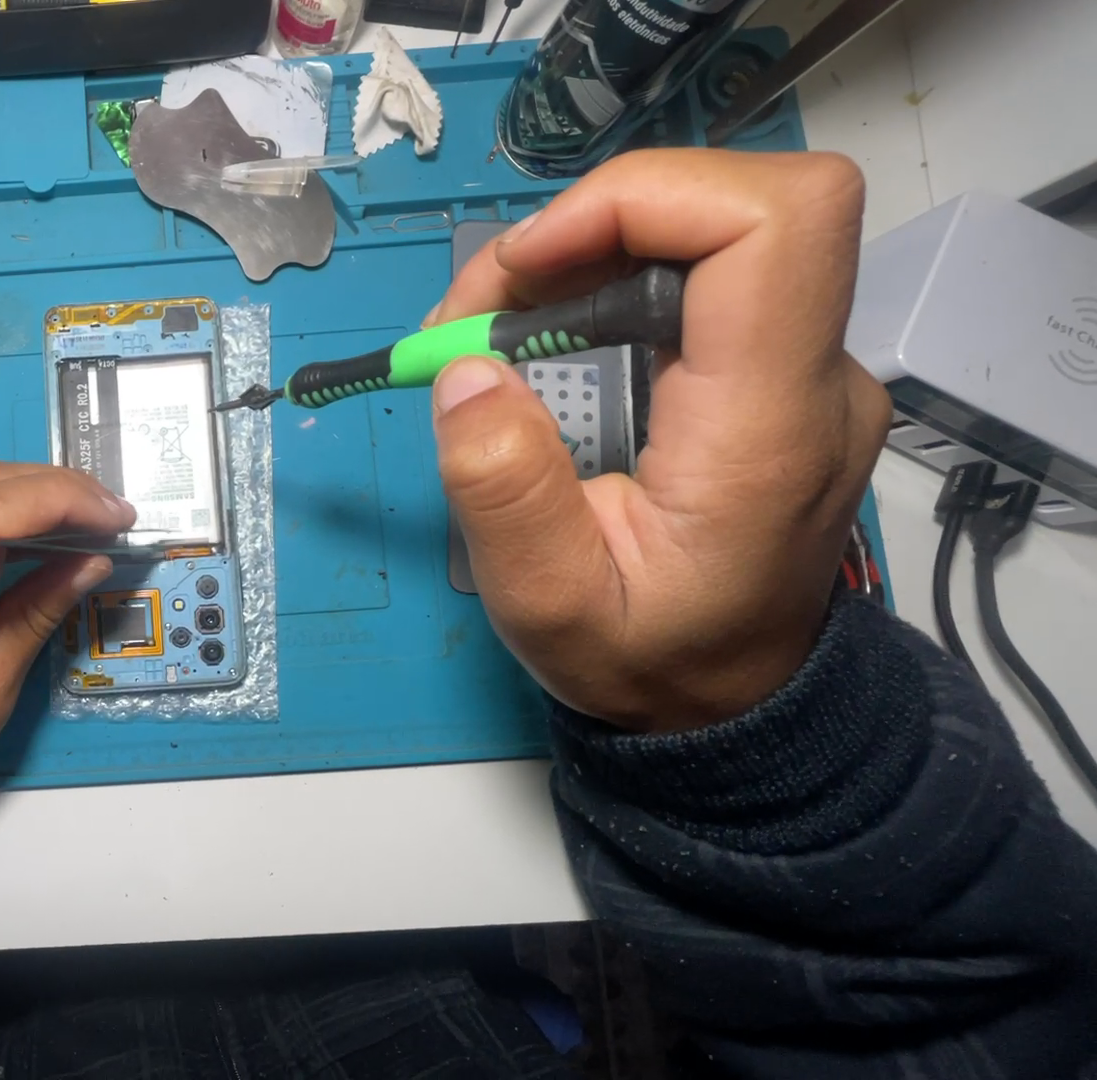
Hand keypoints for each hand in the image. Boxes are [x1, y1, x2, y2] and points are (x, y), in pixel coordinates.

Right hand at [424, 149, 890, 731]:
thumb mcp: (546, 604)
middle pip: (720, 214)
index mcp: (763, 431)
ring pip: (695, 240)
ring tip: (482, 339)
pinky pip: (684, 284)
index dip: (636, 203)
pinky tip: (533, 349)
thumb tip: (464, 372)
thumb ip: (505, 495)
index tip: (520, 268)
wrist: (724, 699)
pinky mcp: (766, 375)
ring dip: (570, 264)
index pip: (769, 226)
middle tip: (469, 320)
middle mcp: (808, 378)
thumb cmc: (641, 659)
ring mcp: (796, 371)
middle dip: (573, 237)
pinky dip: (591, 291)